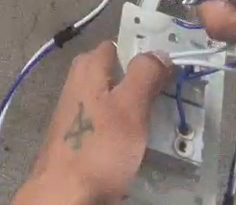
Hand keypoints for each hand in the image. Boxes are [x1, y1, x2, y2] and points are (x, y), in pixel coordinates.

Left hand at [13, 42, 172, 204]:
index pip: (122, 45)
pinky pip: (110, 122)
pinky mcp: (80, 133)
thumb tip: (159, 50)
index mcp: (89, 65)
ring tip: (162, 126)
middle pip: (120, 74)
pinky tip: (140, 144)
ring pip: (116, 100)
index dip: (146, 55)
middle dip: (145, 86)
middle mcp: (80, 80)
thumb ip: (145, 75)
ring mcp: (78, 108)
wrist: (64, 194)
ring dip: (138, 112)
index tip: (172, 71)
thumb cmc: (99, 146)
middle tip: (172, 101)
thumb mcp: (129, 108)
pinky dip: (125, 130)